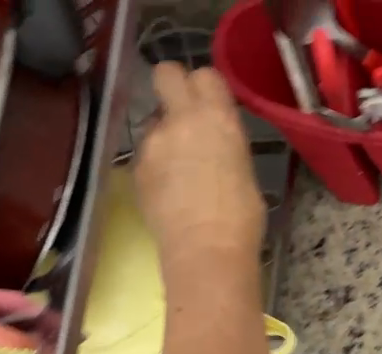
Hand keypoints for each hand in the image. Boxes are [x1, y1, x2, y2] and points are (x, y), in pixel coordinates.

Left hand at [133, 63, 265, 269]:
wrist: (205, 252)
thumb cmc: (241, 220)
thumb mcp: (245, 174)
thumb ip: (225, 146)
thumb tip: (213, 144)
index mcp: (217, 119)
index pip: (205, 76)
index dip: (206, 89)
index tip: (211, 107)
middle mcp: (181, 120)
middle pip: (166, 74)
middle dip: (172, 88)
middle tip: (183, 116)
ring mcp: (153, 142)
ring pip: (154, 123)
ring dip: (165, 139)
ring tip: (181, 177)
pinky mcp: (136, 167)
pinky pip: (146, 155)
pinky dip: (156, 168)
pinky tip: (170, 195)